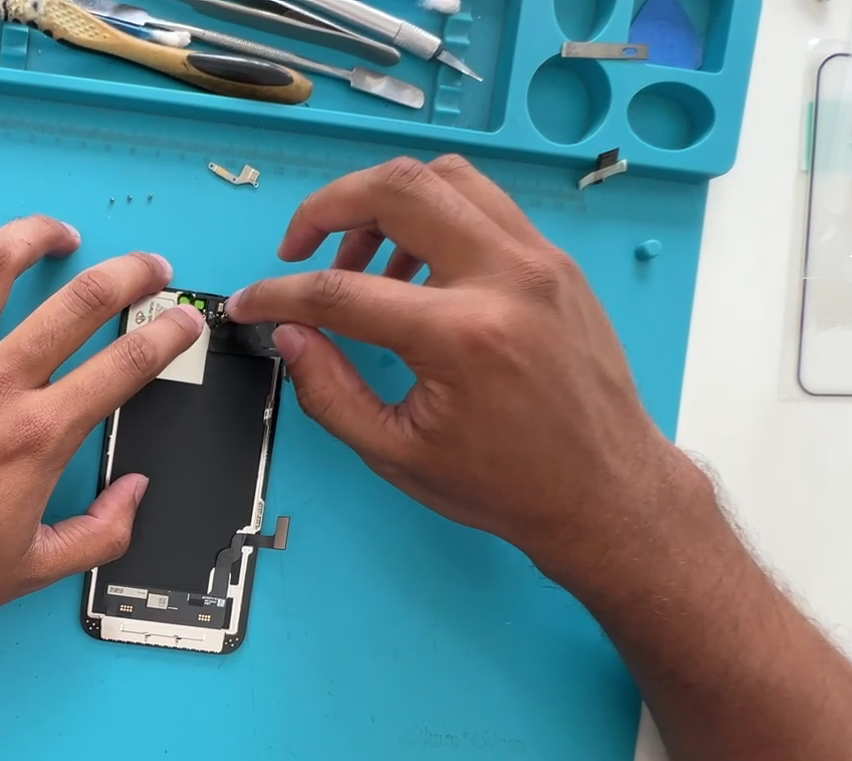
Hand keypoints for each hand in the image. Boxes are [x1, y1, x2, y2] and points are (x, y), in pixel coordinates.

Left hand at [0, 216, 204, 638]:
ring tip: (61, 235)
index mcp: (38, 437)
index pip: (124, 366)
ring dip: (37, 238)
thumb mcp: (34, 570)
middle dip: (129, 275)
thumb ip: (101, 533)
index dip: (167, 336)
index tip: (184, 321)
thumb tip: (135, 492)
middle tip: (150, 268)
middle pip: (78, 303)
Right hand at [226, 156, 697, 574]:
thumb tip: (288, 335)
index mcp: (460, 336)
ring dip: (382, 207)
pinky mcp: (554, 262)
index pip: (341, 292)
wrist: (604, 490)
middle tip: (295, 248)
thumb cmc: (497, 482)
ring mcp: (539, 260)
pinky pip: (480, 205)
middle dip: (327, 207)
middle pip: (401, 188)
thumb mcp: (391, 451)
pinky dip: (428, 219)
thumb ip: (327, 389)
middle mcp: (506, 277)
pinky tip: (406, 275)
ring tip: (355, 265)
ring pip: (446, 179)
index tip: (247, 304)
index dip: (277, 295)